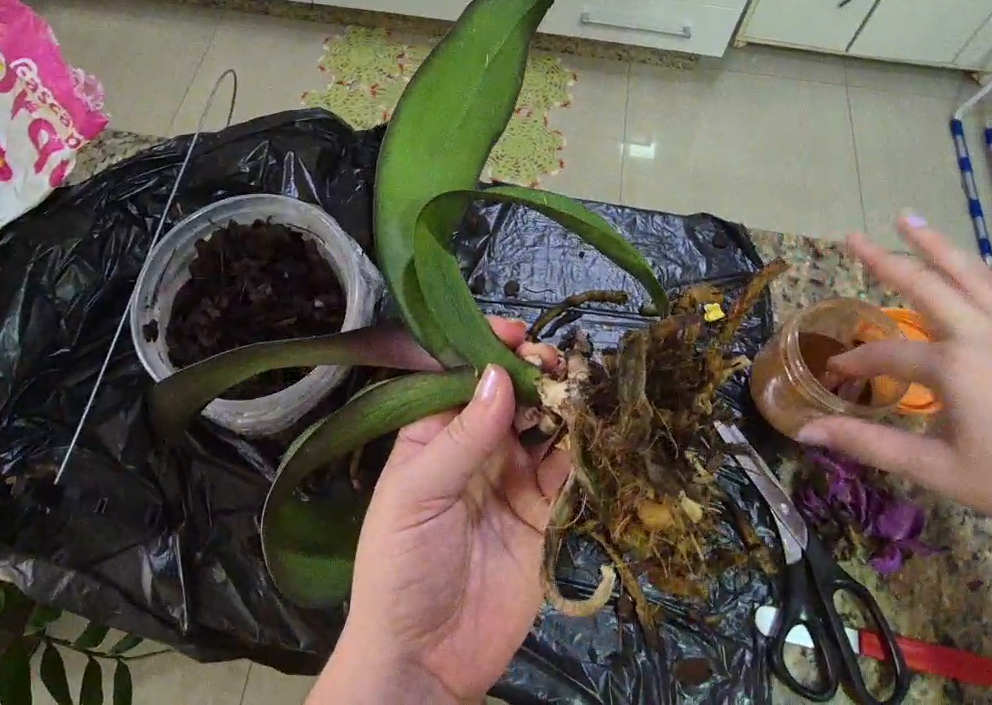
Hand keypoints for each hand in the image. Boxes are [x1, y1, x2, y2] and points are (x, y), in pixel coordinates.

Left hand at [311, 318, 568, 704]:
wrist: (426, 659)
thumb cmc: (402, 566)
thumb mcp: (419, 494)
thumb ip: (462, 435)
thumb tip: (497, 374)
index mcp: (428, 434)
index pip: (455, 375)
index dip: (483, 348)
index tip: (515, 333)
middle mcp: (469, 447)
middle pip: (503, 393)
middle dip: (528, 371)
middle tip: (552, 363)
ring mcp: (506, 477)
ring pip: (537, 423)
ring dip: (556, 401)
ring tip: (575, 386)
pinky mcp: (538, 511)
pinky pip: (561, 466)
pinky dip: (576, 444)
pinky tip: (588, 427)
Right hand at [796, 216, 991, 553]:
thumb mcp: (933, 468)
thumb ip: (866, 442)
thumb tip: (806, 431)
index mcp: (956, 368)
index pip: (889, 354)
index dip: (857, 362)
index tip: (835, 373)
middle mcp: (987, 338)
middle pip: (926, 286)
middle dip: (885, 259)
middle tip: (853, 237)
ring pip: (974, 277)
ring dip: (938, 247)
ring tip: (909, 220)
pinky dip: (988, 276)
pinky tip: (975, 267)